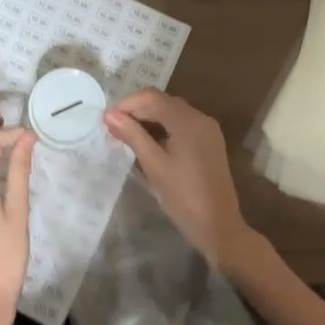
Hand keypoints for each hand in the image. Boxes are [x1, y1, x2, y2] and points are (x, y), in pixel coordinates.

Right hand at [104, 90, 257, 267]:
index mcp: (188, 120)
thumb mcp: (154, 165)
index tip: (106, 121)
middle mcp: (200, 118)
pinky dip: (163, 128)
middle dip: (137, 110)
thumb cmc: (183, 197)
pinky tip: (149, 143)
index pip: (151, 98)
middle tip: (113, 128)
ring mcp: (207, 130)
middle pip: (163, 102)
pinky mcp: (209, 143)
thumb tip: (109, 115)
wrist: (218, 226)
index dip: (127, 104)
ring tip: (126, 136)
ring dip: (149, 119)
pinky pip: (182, 125)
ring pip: (172, 113)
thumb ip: (132, 136)